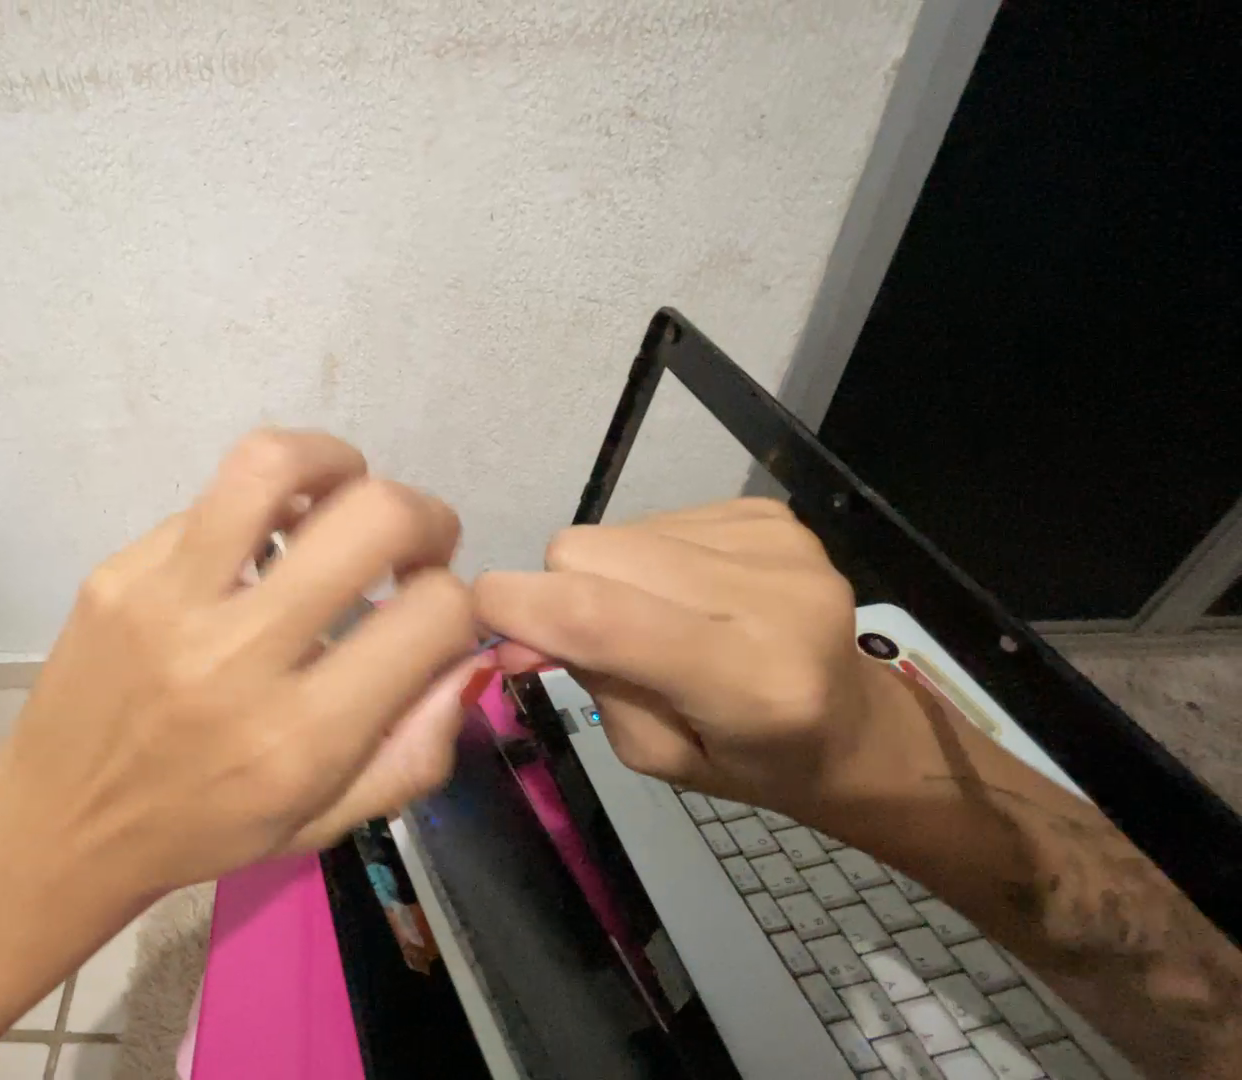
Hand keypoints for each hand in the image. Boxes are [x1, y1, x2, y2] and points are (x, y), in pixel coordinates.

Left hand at [0, 431, 480, 901]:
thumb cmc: (201, 832)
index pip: (434, 615)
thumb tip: (468, 654)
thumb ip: (414, 749)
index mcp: (301, 737)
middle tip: (413, 541)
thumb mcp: (324, 822)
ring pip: (273, 465)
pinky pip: (210, 503)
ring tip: (343, 490)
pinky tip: (255, 548)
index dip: (458, 601)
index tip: (433, 611)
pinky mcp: (116, 572)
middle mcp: (237, 658)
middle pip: (373, 518)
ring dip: (335, 461)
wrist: (57, 828)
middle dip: (425, 515)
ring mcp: (166, 601)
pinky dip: (257, 510)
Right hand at [473, 498, 922, 818]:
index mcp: (749, 682)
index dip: (518, 604)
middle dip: (559, 589)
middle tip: (587, 634)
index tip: (478, 614)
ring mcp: (777, 545)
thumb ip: (587, 681)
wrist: (858, 727)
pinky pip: (653, 521)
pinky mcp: (771, 514)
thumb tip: (518, 628)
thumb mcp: (654, 755)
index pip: (600, 615)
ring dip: (606, 574)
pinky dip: (646, 559)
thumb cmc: (750, 761)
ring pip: (613, 530)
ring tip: (653, 616)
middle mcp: (771, 597)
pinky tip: (686, 594)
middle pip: (587, 551)